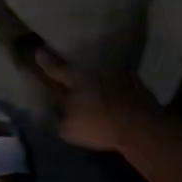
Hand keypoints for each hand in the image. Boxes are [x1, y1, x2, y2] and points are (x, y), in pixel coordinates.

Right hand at [34, 47, 156, 152]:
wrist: (143, 129)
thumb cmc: (100, 126)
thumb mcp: (68, 129)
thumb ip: (55, 119)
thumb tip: (42, 113)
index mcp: (76, 78)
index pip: (56, 68)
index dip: (45, 61)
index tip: (38, 51)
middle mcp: (96, 70)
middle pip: (80, 66)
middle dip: (71, 66)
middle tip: (65, 64)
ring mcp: (119, 75)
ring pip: (101, 72)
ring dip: (94, 76)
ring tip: (90, 82)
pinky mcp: (137, 85)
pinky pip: (118, 81)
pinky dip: (112, 86)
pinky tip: (111, 93)